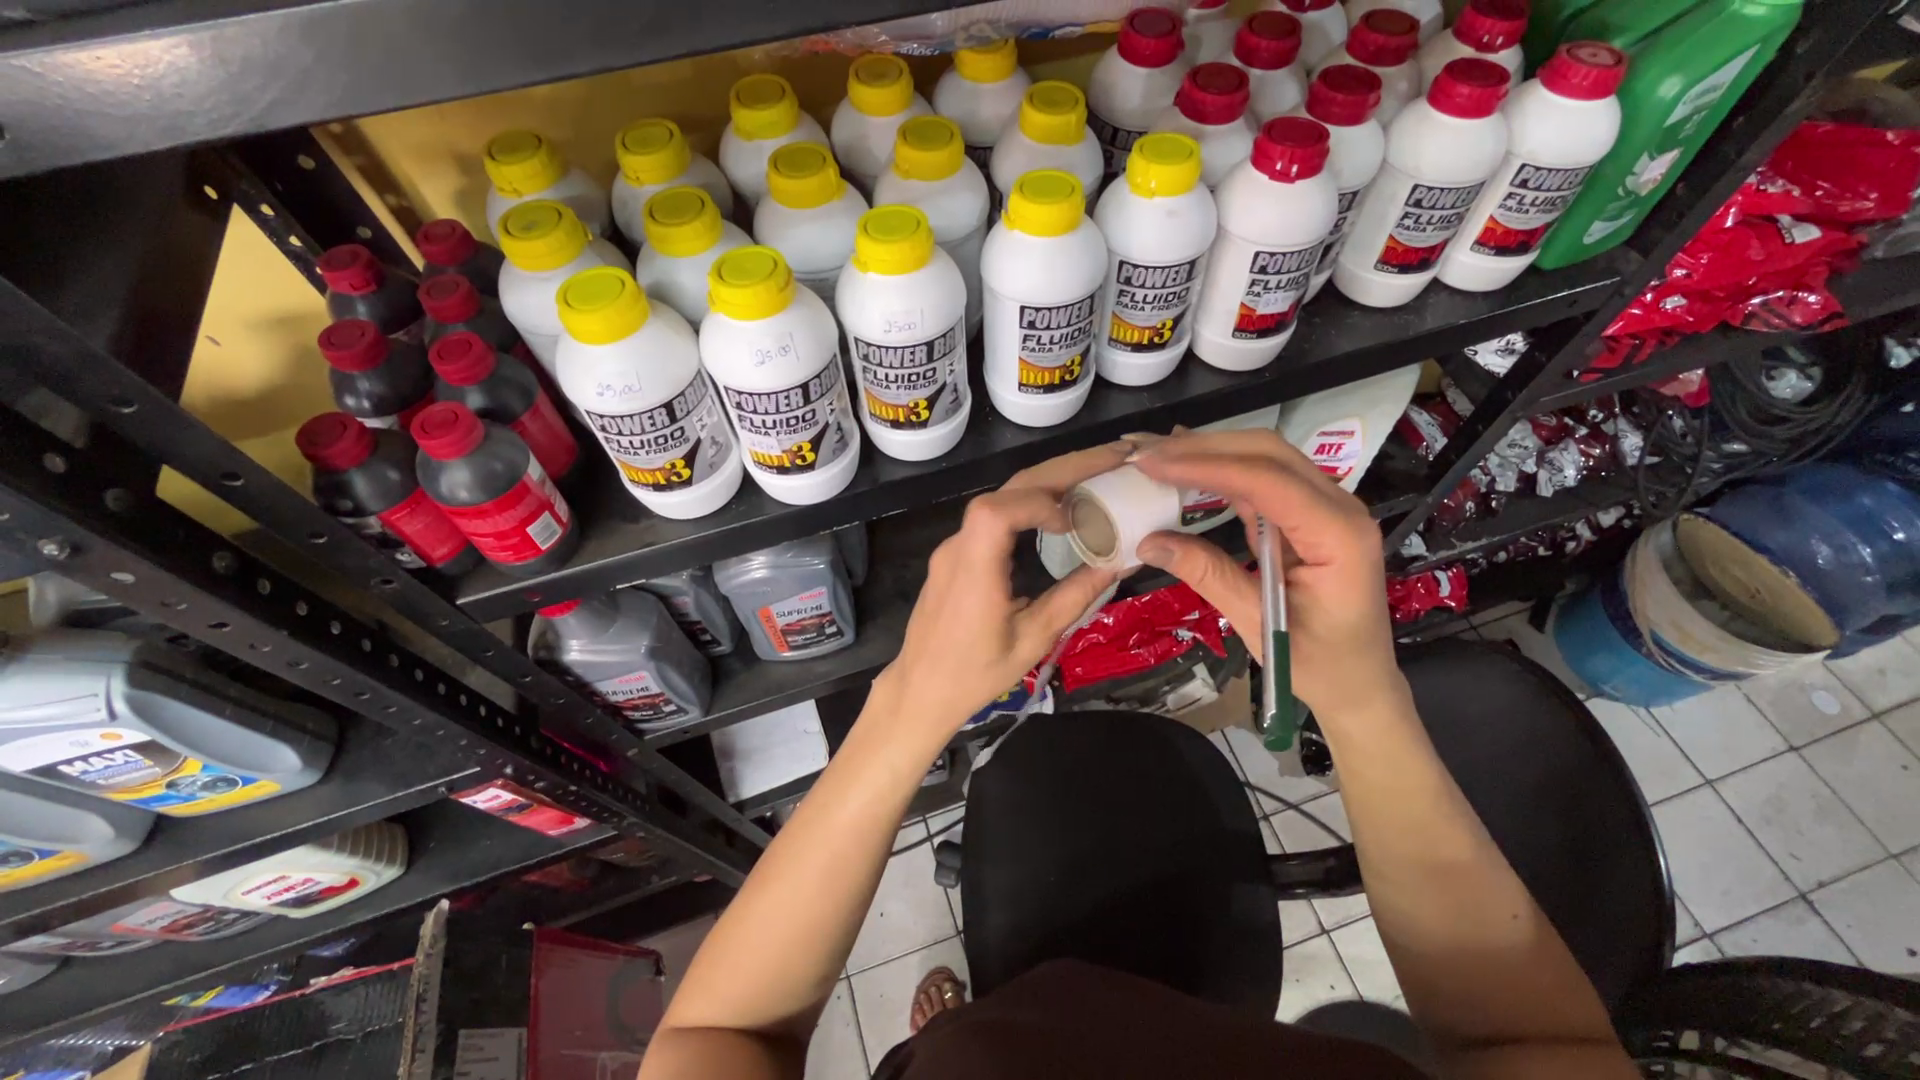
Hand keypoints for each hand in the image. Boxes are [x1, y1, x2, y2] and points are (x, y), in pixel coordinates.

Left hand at [873, 442, 1128, 734]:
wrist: (921, 689)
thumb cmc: (975, 674)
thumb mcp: (1032, 641)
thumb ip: (1074, 597)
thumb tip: (1118, 562)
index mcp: (973, 570)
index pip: (997, 510)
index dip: (1039, 502)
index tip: (1072, 520)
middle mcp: (958, 547)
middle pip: (1007, 490)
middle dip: (1063, 469)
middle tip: (1116, 457)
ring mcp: (954, 547)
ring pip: (1001, 496)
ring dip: (1049, 480)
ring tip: (1098, 472)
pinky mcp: (957, 553)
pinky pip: (994, 515)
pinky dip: (1032, 501)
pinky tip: (1063, 506)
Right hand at [1127, 429, 1403, 718]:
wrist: (1359, 681)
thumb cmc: (1320, 663)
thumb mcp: (1260, 625)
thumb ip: (1209, 575)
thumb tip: (1149, 541)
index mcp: (1338, 534)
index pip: (1267, 480)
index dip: (1206, 466)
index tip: (1152, 463)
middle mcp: (1339, 508)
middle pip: (1268, 454)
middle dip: (1203, 447)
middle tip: (1144, 452)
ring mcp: (1325, 507)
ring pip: (1265, 458)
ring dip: (1209, 451)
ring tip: (1154, 452)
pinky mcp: (1306, 514)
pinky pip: (1263, 479)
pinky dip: (1221, 469)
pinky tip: (1186, 464)